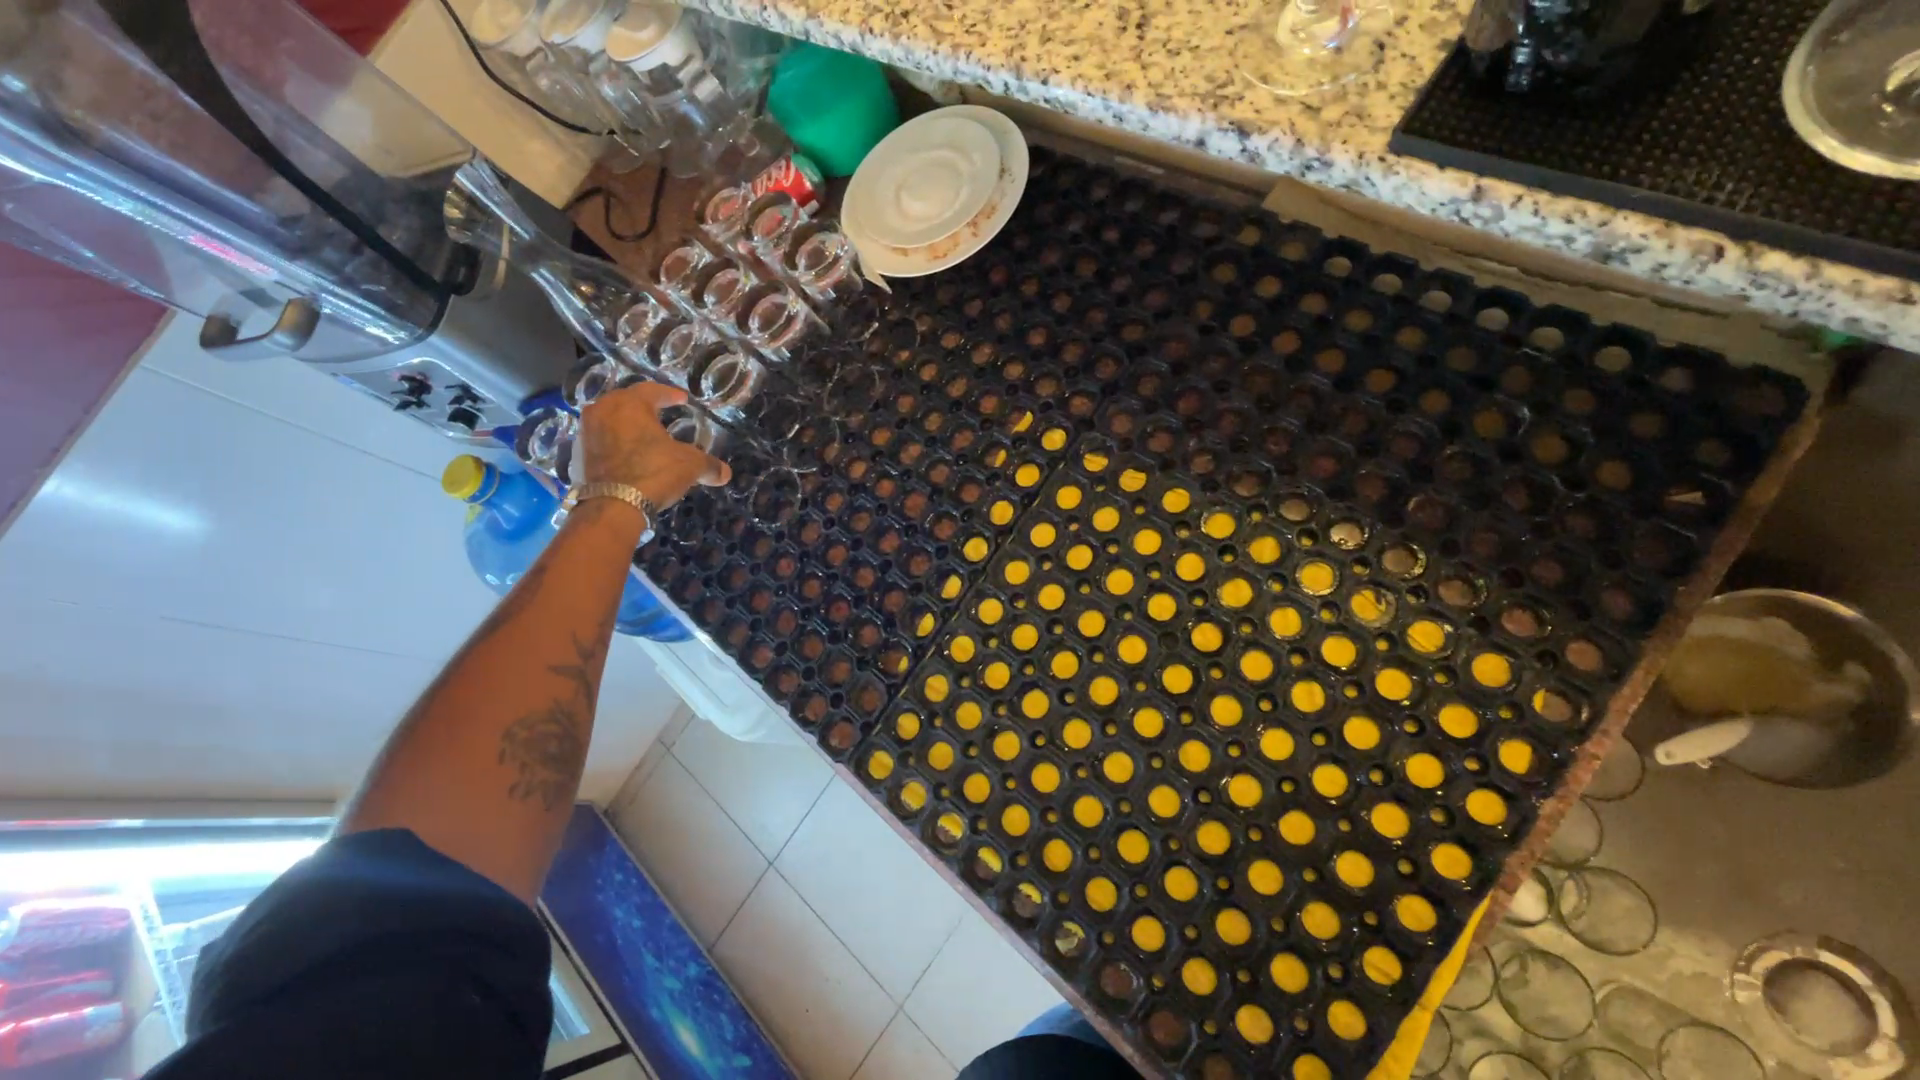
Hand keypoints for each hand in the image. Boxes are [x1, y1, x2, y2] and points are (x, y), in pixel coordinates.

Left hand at [574, 382, 729, 507]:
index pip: (652, 391)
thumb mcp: (690, 465)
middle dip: (643, 407)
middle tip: (658, 413)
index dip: (669, 395)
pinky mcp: (576, 456)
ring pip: (609, 421)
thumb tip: (725, 473)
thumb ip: (708, 465)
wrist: (612, 506)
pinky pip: (599, 442)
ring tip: (641, 436)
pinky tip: (625, 457)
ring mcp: (585, 433)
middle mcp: (602, 410)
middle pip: (625, 402)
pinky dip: (612, 445)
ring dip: (625, 426)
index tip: (681, 399)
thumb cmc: (653, 472)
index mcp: (629, 403)